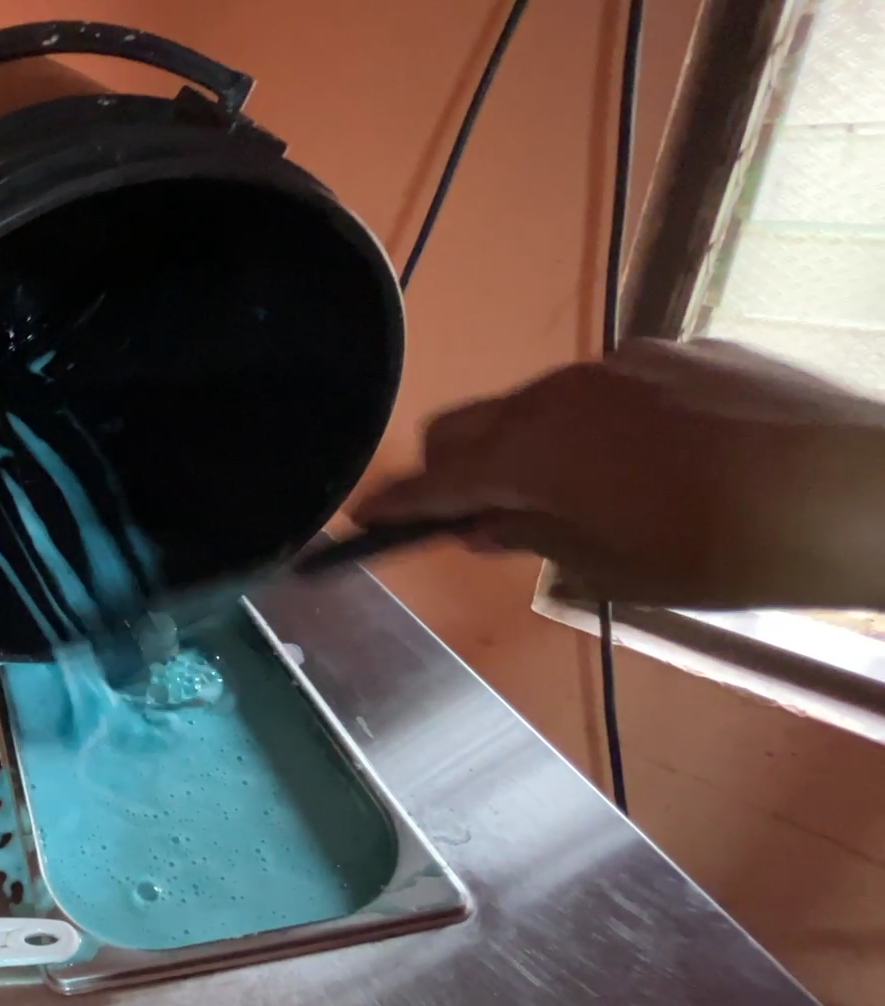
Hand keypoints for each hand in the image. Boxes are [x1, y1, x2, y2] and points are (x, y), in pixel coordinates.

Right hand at [353, 338, 884, 608]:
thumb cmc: (731, 551)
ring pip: (526, 405)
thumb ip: (526, 536)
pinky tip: (649, 453)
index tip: (361, 518)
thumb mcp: (610, 568)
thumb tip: (482, 526)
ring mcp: (618, 366)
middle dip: (449, 468)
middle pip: (459, 427)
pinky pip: (598, 387)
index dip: (392, 505)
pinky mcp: (677, 350)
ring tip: (578, 486)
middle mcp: (556, 395)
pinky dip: (590, 422)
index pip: (433, 483)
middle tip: (475, 510)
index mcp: (530, 453)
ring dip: (521, 445)